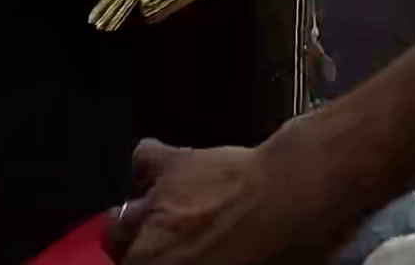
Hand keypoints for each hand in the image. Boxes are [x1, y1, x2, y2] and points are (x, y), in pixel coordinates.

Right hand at [106, 139, 340, 264]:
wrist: (295, 200)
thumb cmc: (277, 254)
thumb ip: (194, 262)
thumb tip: (190, 256)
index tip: (162, 262)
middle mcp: (150, 250)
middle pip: (120, 253)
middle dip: (138, 257)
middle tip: (167, 253)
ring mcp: (156, 208)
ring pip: (118, 221)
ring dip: (137, 225)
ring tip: (164, 223)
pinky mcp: (172, 166)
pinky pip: (142, 160)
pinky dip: (147, 168)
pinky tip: (161, 175)